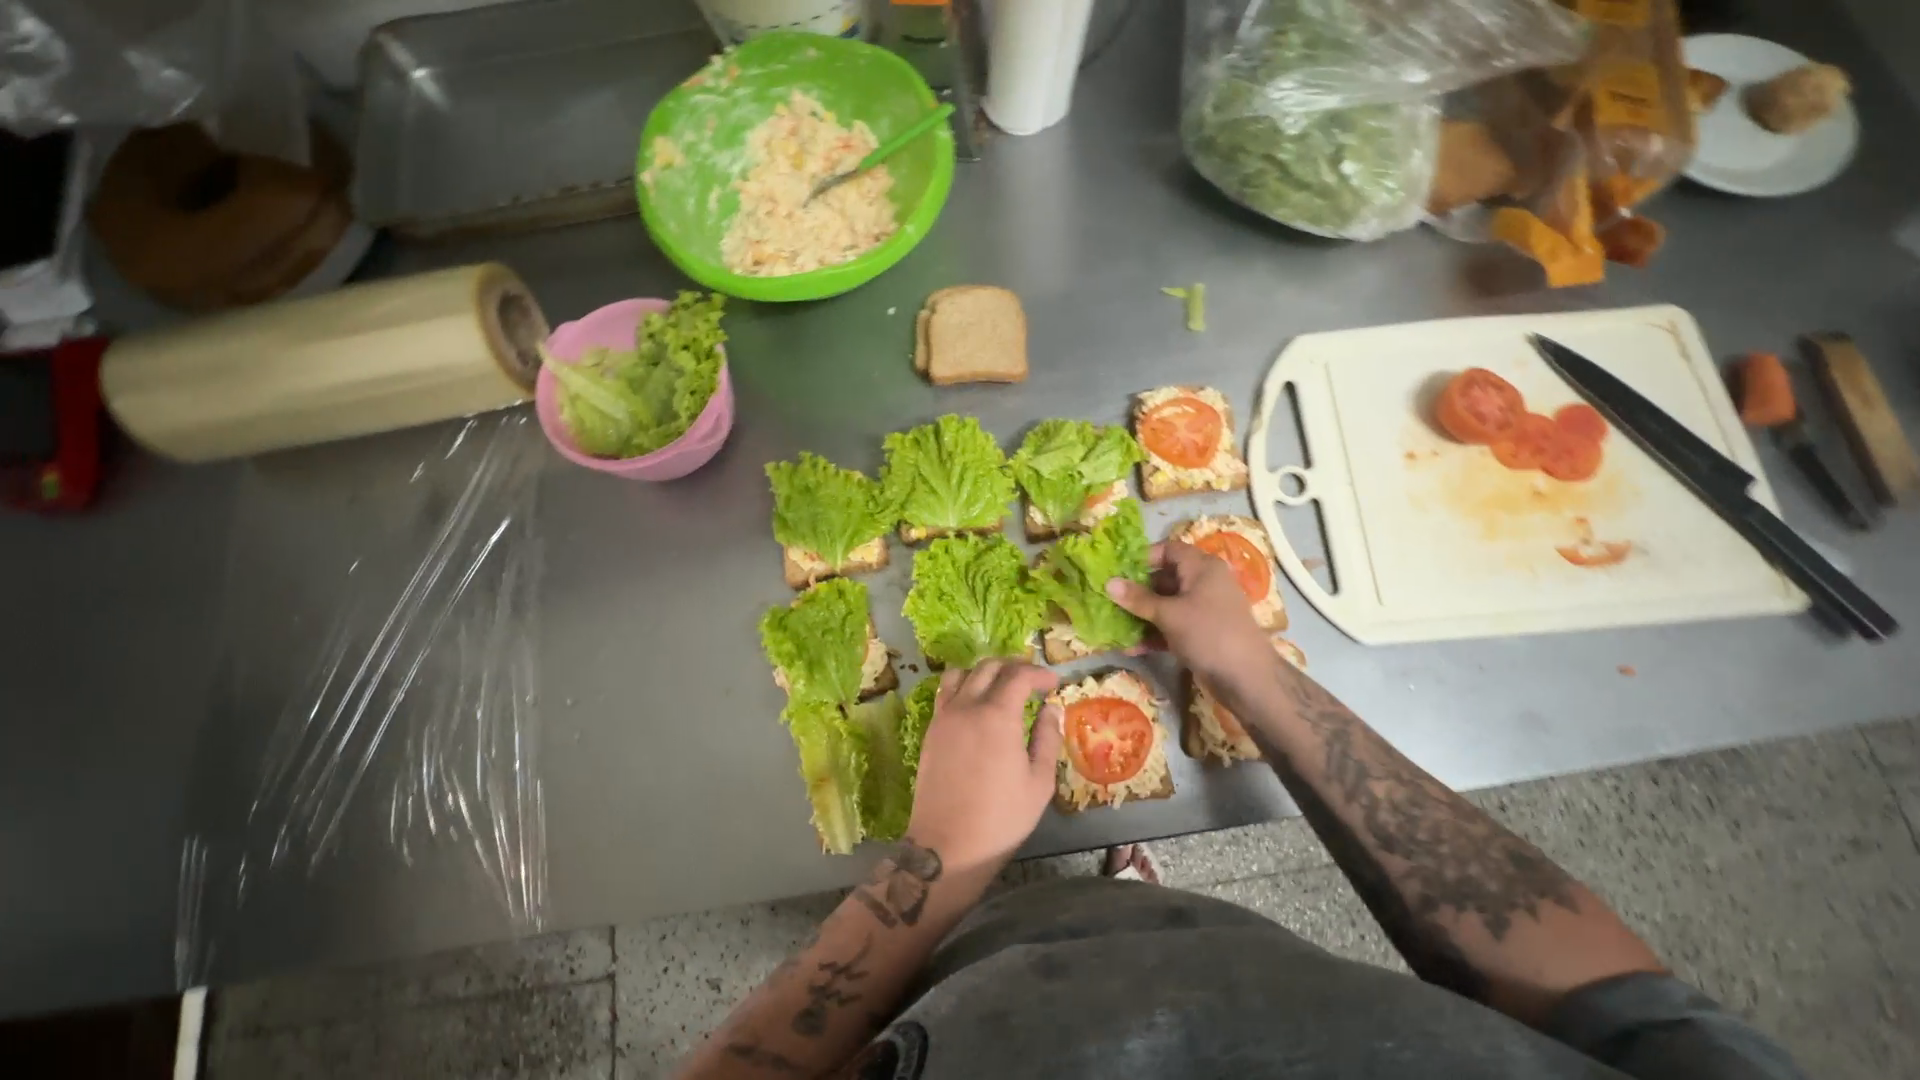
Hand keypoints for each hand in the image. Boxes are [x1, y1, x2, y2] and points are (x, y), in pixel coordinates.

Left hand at [907, 661, 1062, 873]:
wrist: (947, 845)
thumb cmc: (1001, 818)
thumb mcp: (1039, 782)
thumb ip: (1047, 739)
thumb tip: (1050, 710)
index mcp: (997, 716)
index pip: (1018, 675)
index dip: (1039, 673)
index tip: (1053, 683)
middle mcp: (967, 707)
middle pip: (988, 667)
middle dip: (1013, 667)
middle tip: (1032, 680)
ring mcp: (944, 717)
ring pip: (961, 674)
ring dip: (984, 672)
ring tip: (1002, 685)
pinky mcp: (930, 731)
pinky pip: (945, 693)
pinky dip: (964, 686)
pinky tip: (977, 703)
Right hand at [1106, 541, 1277, 689]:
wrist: (1246, 678)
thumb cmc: (1208, 634)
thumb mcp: (1169, 614)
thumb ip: (1138, 599)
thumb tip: (1108, 582)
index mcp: (1202, 567)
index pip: (1168, 550)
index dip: (1142, 557)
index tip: (1116, 571)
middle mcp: (1203, 583)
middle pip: (1164, 578)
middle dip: (1136, 591)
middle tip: (1108, 599)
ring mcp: (1202, 609)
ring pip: (1166, 605)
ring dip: (1141, 616)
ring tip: (1113, 625)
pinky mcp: (1200, 633)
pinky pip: (1172, 626)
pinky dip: (1154, 634)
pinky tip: (1131, 648)